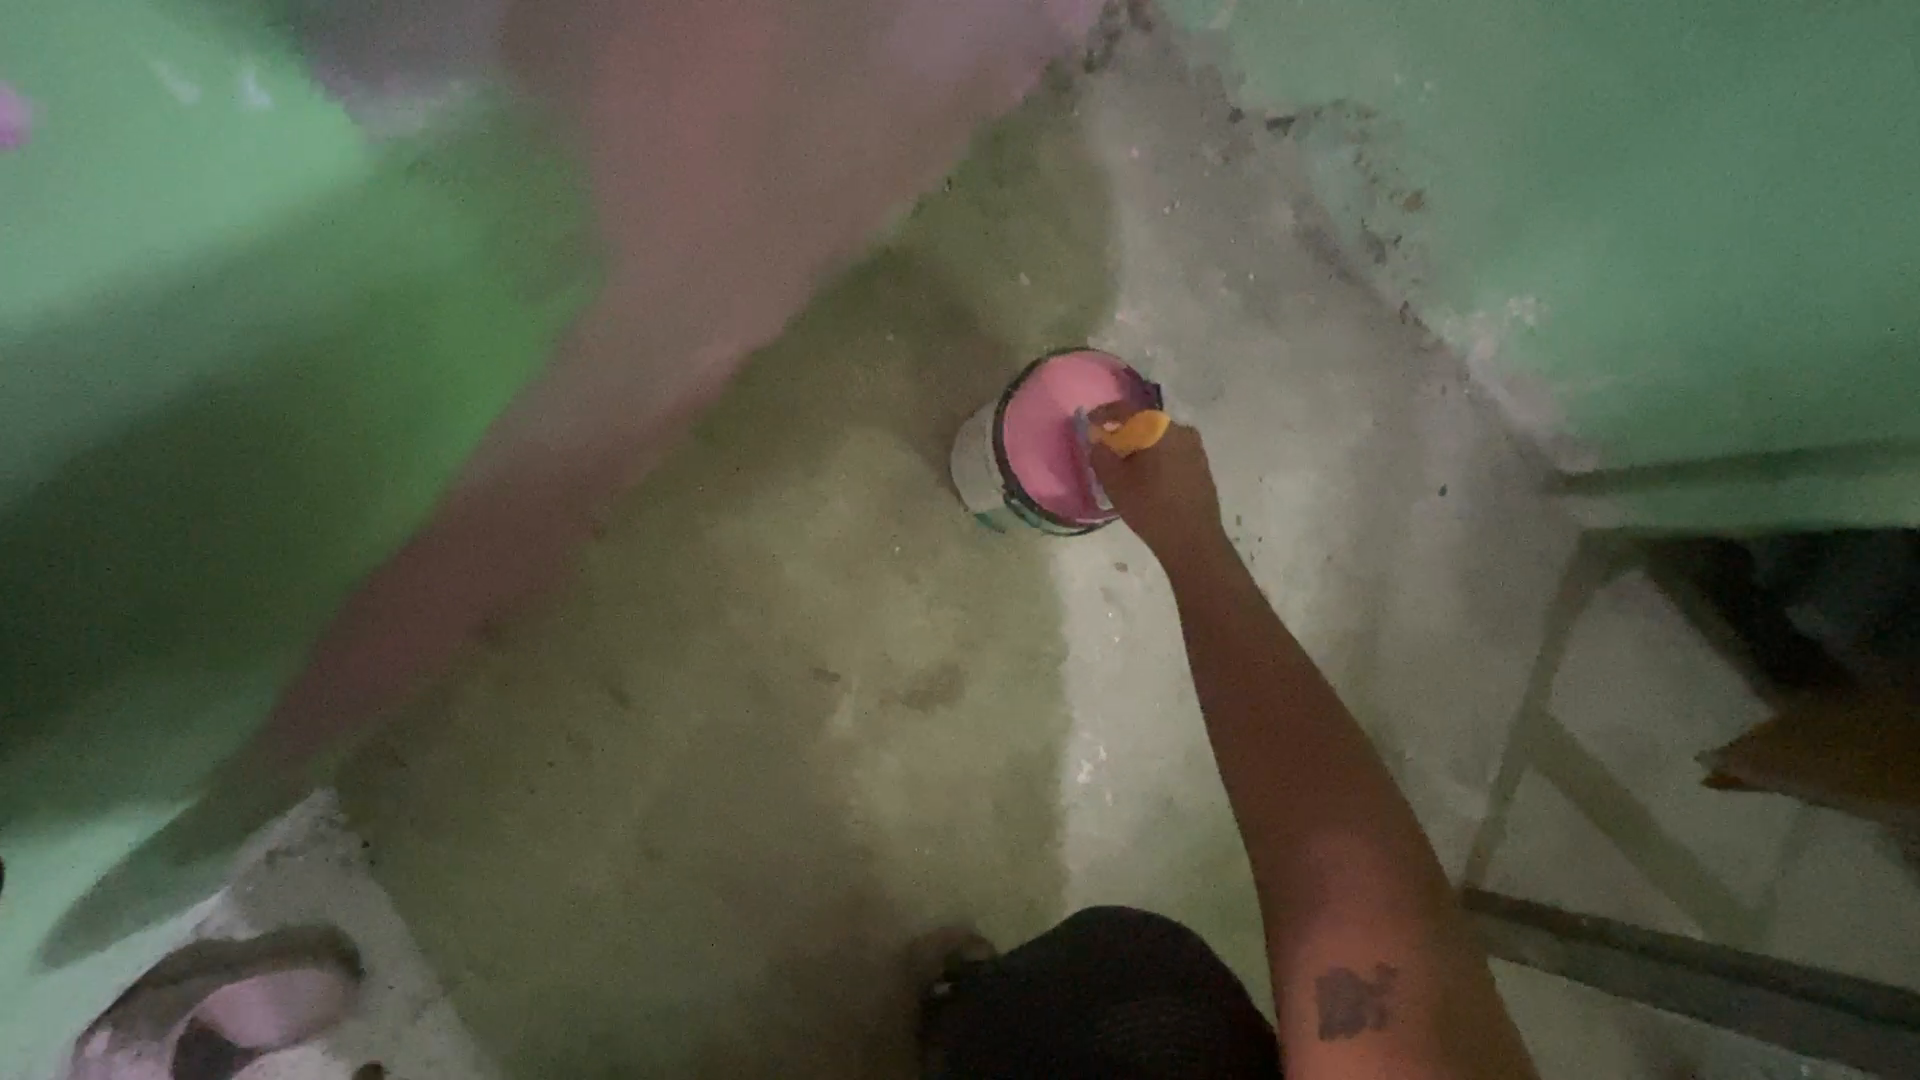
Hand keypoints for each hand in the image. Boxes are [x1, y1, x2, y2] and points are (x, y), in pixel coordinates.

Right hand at [1088, 403, 1226, 563]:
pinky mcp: (1202, 465)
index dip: (1104, 413)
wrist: (1193, 540)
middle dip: (1124, 432)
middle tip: (1108, 449)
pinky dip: (1157, 458)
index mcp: (1159, 428)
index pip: (1126, 409)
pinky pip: (1173, 452)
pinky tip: (1149, 478)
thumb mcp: (1115, 483)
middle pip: (1145, 423)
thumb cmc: (1150, 508)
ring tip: (1127, 467)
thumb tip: (1097, 441)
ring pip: (1161, 438)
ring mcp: (1196, 448)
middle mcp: (1181, 430)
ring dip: (1142, 446)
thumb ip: (1101, 455)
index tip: (1090, 423)